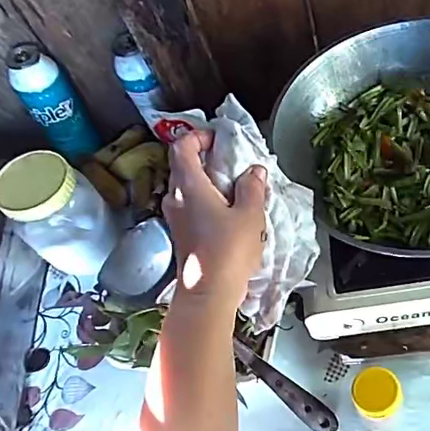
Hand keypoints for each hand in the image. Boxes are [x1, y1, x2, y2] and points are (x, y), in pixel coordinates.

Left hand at [162, 130, 267, 313]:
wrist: (208, 294)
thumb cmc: (227, 252)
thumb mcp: (249, 215)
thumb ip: (252, 188)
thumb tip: (254, 172)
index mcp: (189, 186)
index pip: (182, 146)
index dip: (198, 136)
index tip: (219, 140)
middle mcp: (176, 198)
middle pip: (184, 166)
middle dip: (207, 159)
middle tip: (233, 164)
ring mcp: (175, 218)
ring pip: (188, 188)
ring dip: (208, 182)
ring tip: (235, 189)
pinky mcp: (182, 235)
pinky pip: (191, 207)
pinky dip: (207, 201)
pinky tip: (229, 213)